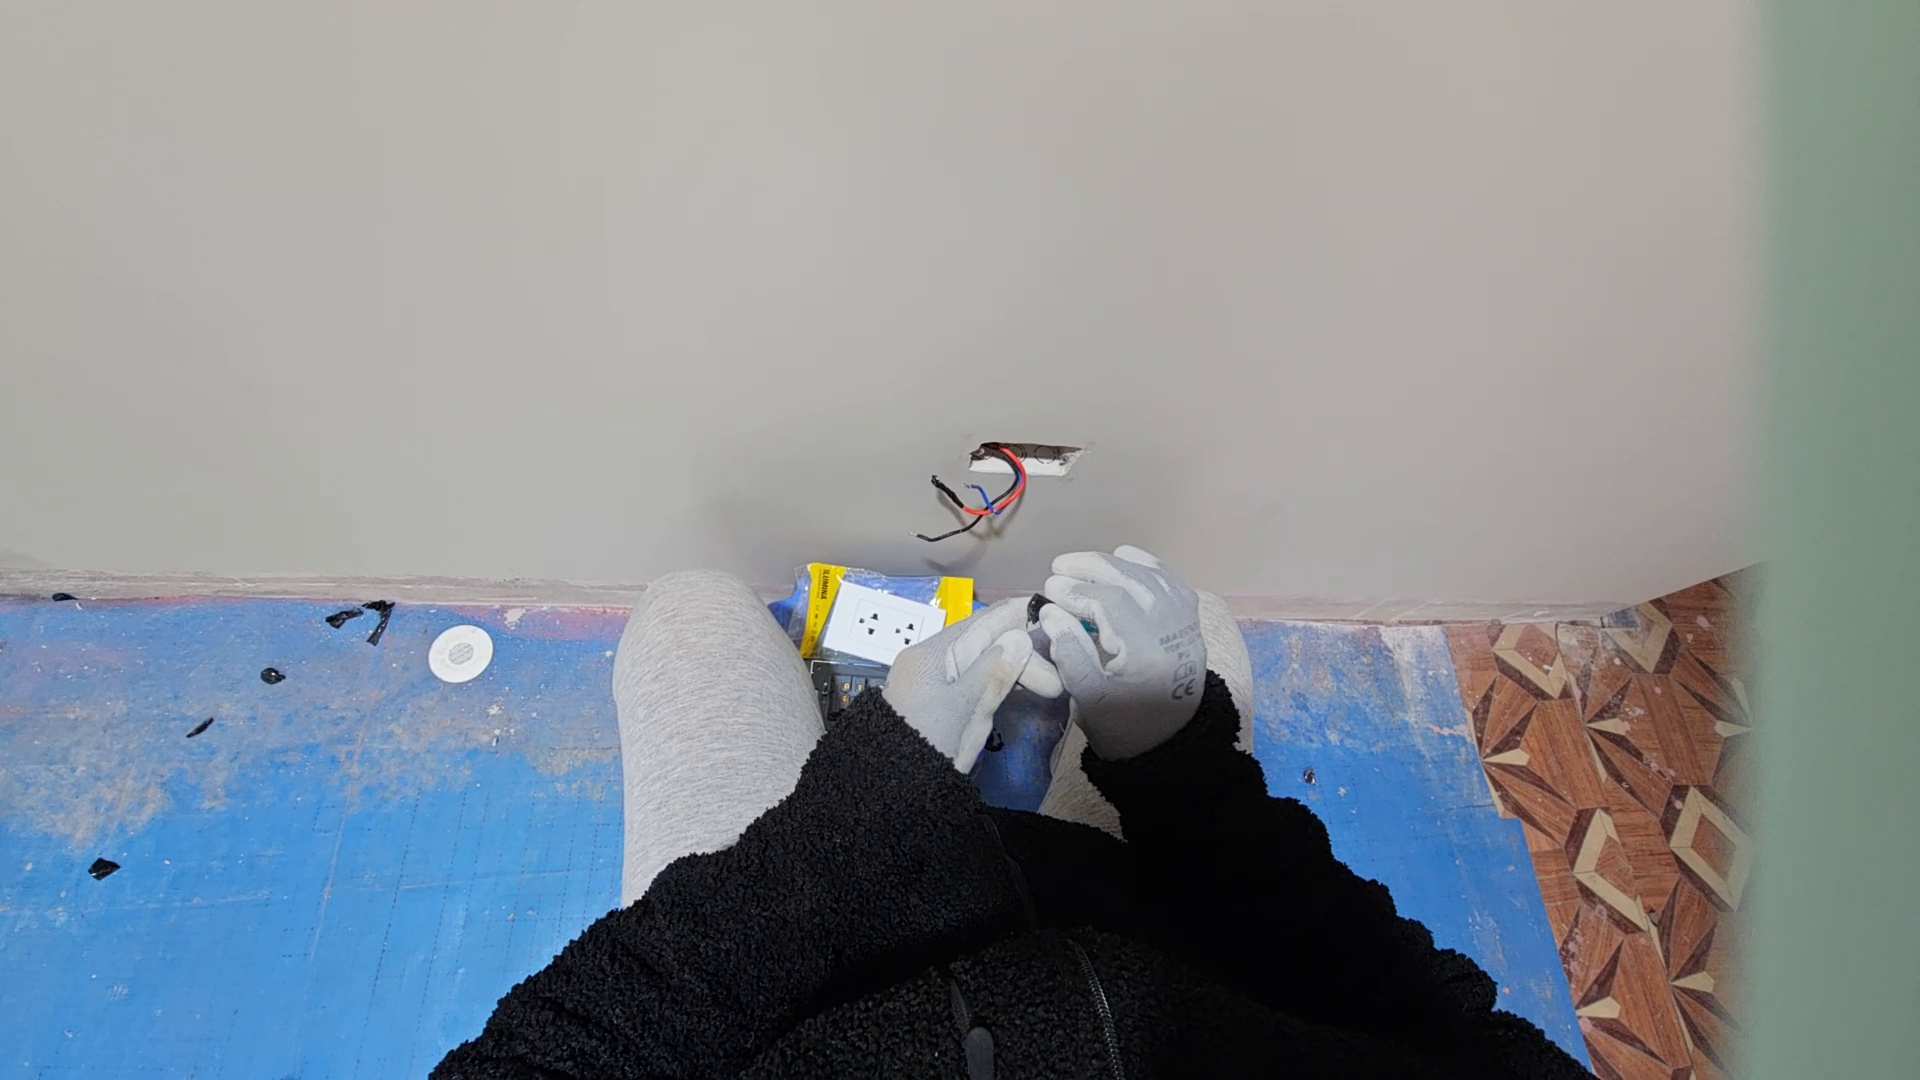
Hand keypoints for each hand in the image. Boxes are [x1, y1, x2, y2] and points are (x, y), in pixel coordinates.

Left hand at [884, 598, 1060, 771]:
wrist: (887, 794)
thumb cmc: (924, 746)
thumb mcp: (963, 709)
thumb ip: (992, 672)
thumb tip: (1019, 636)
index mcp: (932, 654)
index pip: (981, 624)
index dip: (1014, 617)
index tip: (1046, 611)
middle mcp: (932, 662)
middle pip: (984, 646)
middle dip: (1021, 657)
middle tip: (1055, 683)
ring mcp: (935, 684)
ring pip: (982, 666)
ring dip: (1013, 671)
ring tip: (1046, 686)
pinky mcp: (940, 705)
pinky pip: (975, 685)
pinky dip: (998, 686)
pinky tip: (1017, 690)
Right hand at [1040, 545, 1205, 759]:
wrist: (1170, 748)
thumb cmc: (1124, 727)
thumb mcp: (1088, 699)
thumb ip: (1069, 653)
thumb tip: (1051, 611)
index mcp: (1146, 654)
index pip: (1110, 603)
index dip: (1077, 591)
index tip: (1049, 589)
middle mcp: (1172, 634)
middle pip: (1134, 581)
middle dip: (1093, 568)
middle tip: (1059, 566)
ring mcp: (1186, 628)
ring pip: (1154, 578)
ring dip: (1117, 564)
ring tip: (1084, 562)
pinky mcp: (1190, 627)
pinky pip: (1174, 584)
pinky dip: (1149, 567)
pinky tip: (1126, 559)